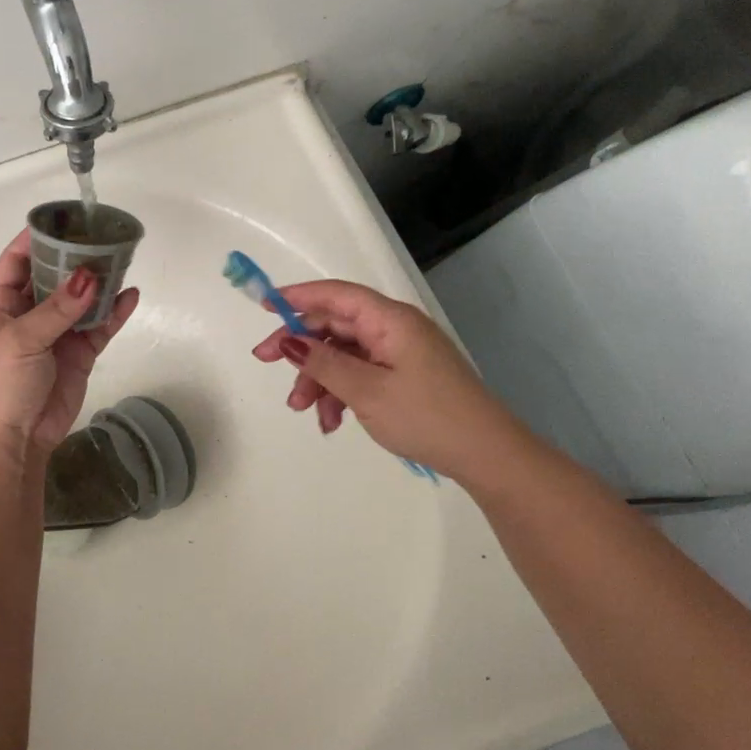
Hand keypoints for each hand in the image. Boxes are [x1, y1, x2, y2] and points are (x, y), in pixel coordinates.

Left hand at [0, 230, 139, 456]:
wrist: (18, 438)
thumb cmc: (4, 383)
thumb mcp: (23, 340)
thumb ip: (57, 308)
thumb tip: (89, 276)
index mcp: (2, 306)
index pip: (15, 262)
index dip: (32, 240)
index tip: (59, 220)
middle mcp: (29, 314)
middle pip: (53, 275)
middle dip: (74, 257)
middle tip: (99, 235)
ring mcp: (57, 333)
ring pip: (81, 298)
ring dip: (98, 281)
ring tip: (121, 257)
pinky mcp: (80, 353)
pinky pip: (100, 325)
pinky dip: (114, 311)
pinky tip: (130, 294)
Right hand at [251, 279, 527, 479]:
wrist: (486, 455)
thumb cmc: (426, 416)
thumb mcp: (365, 391)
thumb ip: (323, 363)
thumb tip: (288, 341)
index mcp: (390, 321)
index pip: (336, 294)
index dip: (298, 296)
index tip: (263, 305)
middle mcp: (395, 329)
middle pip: (334, 326)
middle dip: (301, 350)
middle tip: (265, 365)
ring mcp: (400, 354)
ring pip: (343, 354)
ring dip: (318, 379)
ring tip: (305, 412)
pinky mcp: (405, 376)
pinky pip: (360, 374)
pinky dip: (340, 393)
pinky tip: (332, 421)